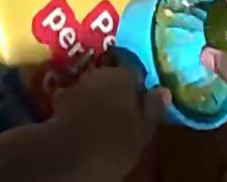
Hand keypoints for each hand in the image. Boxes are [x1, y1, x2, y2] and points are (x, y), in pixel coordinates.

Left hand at [50, 64, 167, 177]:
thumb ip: (154, 108)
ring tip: (100, 117)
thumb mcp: (143, 131)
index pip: (136, 74)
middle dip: (116, 91)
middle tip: (121, 112)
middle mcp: (101, 72)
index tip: (140, 105)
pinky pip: (73, 99)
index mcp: (124, 75)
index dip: (139, 90)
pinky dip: (76, 106)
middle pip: (112, 77)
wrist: (72, 153)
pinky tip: (79, 120)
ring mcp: (79, 84)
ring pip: (93, 86)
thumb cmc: (114, 141)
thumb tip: (165, 91)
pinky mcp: (61, 100)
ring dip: (96, 97)